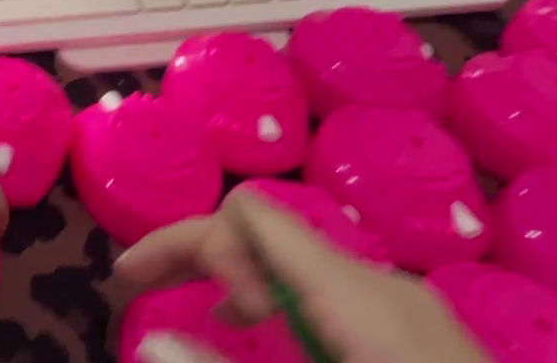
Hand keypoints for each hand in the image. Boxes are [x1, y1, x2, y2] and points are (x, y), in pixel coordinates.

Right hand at [111, 188, 488, 362]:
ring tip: (198, 308)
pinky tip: (264, 328)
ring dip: (234, 274)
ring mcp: (410, 307)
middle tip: (135, 285)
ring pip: (294, 258)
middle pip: (266, 231)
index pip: (251, 216)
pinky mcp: (421, 333)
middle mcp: (384, 285)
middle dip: (196, 252)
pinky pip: (328, 286)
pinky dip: (278, 294)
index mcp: (363, 298)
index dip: (197, 242)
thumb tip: (148, 340)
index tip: (176, 300)